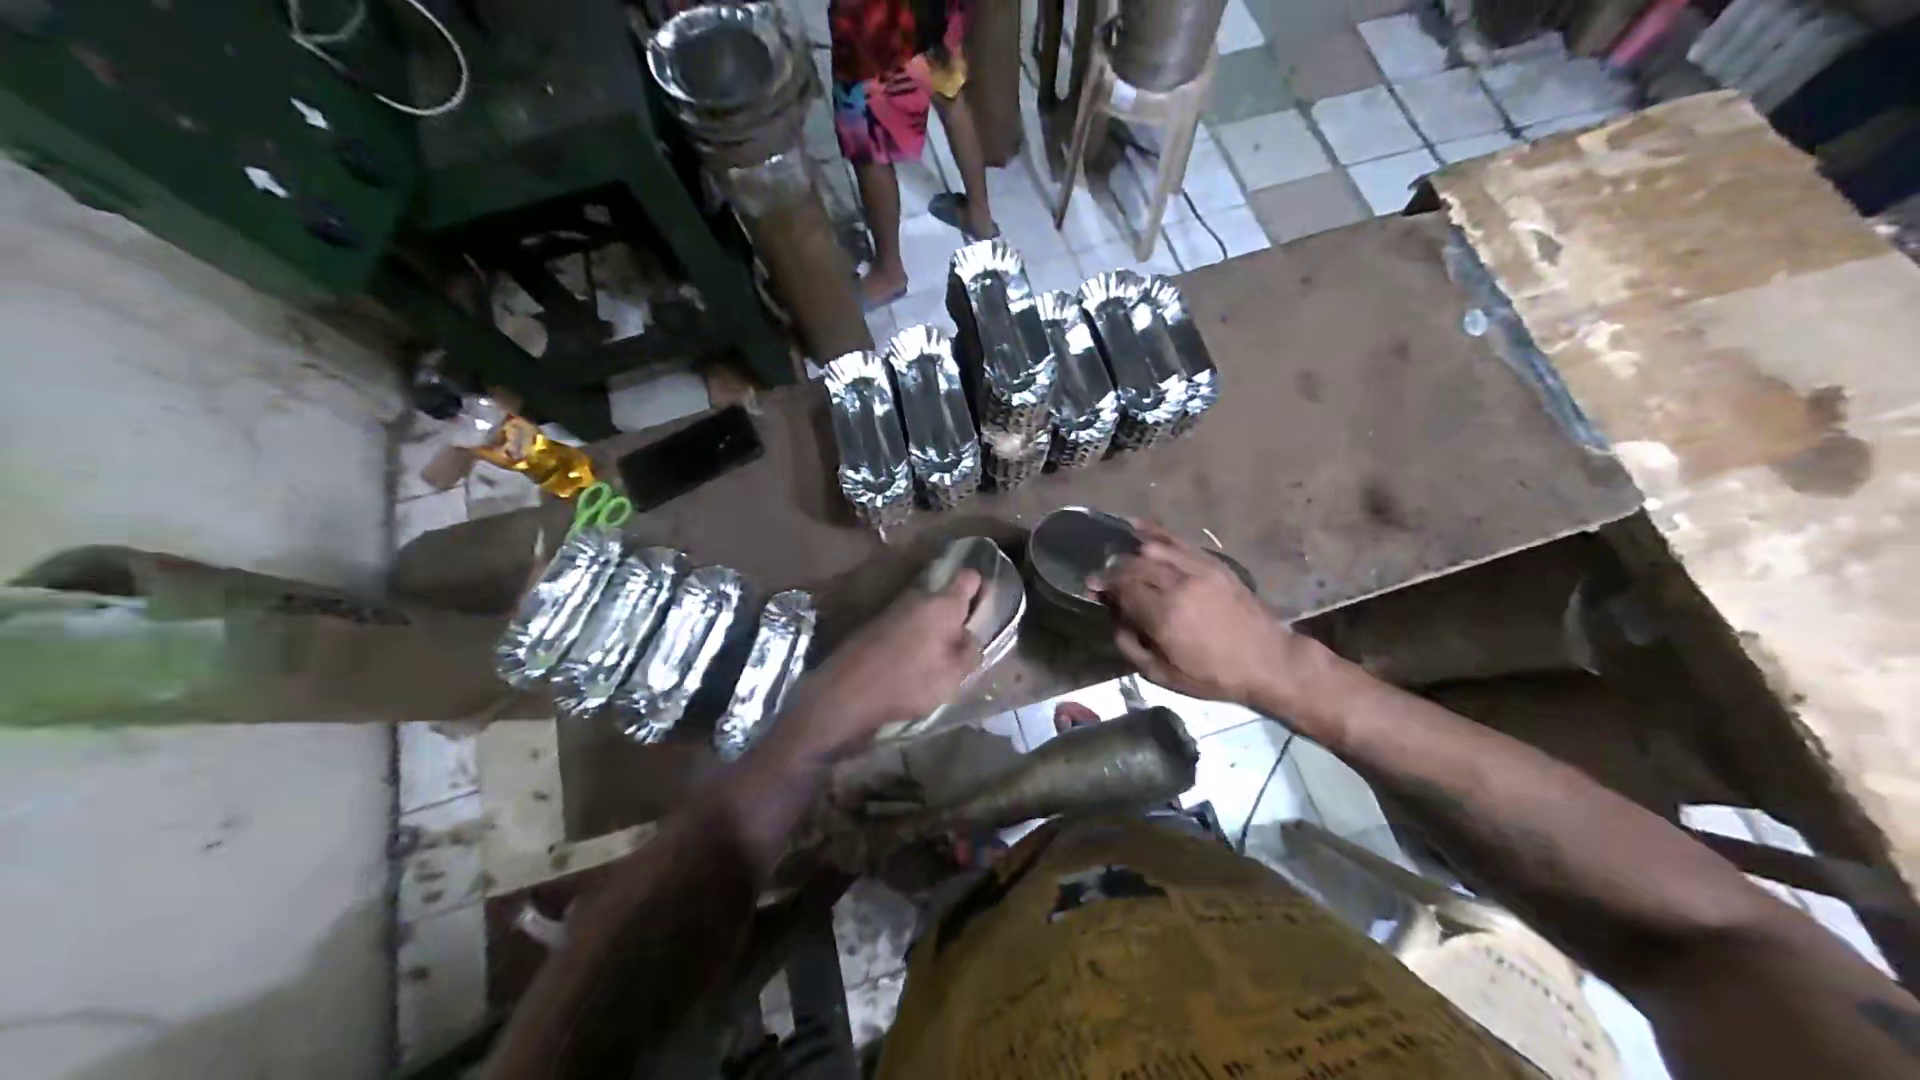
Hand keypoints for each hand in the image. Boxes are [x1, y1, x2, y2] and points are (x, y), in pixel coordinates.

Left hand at [781, 570, 983, 755]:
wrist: (846, 692)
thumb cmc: (908, 682)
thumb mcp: (954, 674)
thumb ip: (970, 650)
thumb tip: (970, 636)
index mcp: (943, 604)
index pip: (969, 577)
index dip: (981, 589)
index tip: (984, 610)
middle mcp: (918, 598)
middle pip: (945, 598)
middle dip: (956, 616)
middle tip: (962, 646)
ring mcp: (893, 610)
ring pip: (924, 613)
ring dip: (933, 630)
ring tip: (936, 661)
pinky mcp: (875, 626)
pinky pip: (905, 626)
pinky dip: (912, 640)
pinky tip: (911, 666)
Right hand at [1091, 523, 1318, 709]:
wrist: (1268, 661)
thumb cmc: (1214, 675)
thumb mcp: (1163, 675)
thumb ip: (1130, 646)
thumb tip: (1114, 620)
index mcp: (1163, 615)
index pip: (1122, 587)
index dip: (1102, 584)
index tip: (1091, 586)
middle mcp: (1177, 585)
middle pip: (1133, 565)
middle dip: (1113, 568)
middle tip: (1103, 575)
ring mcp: (1198, 570)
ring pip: (1153, 549)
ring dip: (1130, 551)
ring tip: (1120, 556)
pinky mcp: (1214, 564)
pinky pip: (1178, 541)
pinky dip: (1155, 532)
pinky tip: (1138, 527)